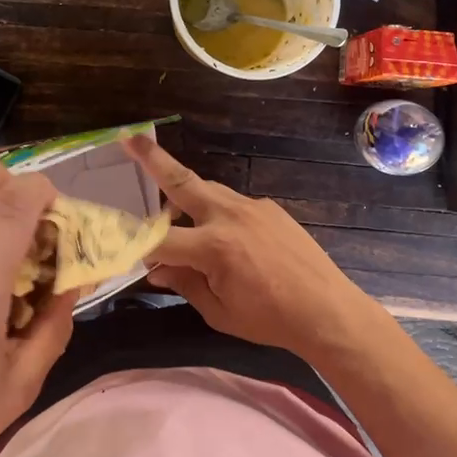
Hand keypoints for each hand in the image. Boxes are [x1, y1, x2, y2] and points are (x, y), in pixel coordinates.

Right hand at [124, 134, 372, 354]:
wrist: (328, 311)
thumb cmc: (270, 320)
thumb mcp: (219, 312)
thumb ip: (184, 284)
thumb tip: (157, 269)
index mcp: (212, 247)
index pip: (159, 240)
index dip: (138, 245)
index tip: (127, 250)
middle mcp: (228, 217)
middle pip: (181, 181)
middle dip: (152, 158)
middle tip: (129, 137)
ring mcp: (251, 207)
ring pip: (207, 189)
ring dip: (185, 193)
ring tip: (172, 209)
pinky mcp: (269, 208)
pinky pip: (232, 203)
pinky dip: (217, 212)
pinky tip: (225, 236)